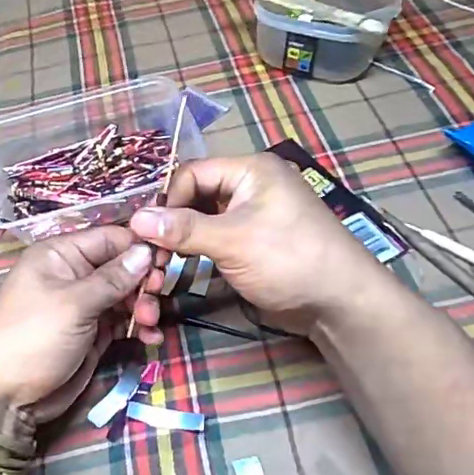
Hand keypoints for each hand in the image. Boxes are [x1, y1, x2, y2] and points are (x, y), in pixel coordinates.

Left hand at [0, 226, 154, 429]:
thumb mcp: (73, 304)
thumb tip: (146, 250)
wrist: (6, 396)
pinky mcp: (92, 333)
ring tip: (149, 324)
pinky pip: (122, 321)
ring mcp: (83, 305)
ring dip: (144, 307)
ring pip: (126, 295)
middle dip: (144, 282)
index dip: (139, 247)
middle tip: (155, 301)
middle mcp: (72, 274)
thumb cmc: (33, 339)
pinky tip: (150, 338)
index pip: (109, 237)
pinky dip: (137, 327)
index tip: (166, 263)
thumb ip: (112, 278)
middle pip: (122, 266)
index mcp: (59, 255)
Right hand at [130, 153, 387, 334]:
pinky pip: (213, 240)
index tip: (147, 234)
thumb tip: (135, 220)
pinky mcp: (250, 243)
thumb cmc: (289, 260)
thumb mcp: (232, 241)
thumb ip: (183, 229)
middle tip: (150, 254)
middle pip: (193, 197)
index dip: (167, 201)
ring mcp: (250, 217)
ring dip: (179, 242)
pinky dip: (195, 252)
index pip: (191, 174)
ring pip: (200, 221)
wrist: (338, 304)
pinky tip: (179, 269)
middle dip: (170, 224)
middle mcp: (249, 187)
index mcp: (250, 171)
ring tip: (160, 266)